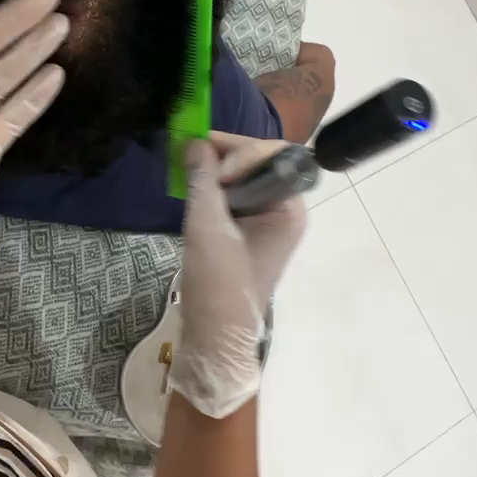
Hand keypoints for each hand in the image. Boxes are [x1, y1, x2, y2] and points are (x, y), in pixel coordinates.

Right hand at [166, 132, 307, 417]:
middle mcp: (283, 210)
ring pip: (243, 178)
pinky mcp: (246, 232)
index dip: (240, 152)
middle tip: (191, 157)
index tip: (210, 166)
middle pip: (259, 163)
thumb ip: (203, 181)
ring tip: (187, 171)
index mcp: (288, 209)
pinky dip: (212, 189)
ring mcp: (266, 222)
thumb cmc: (218, 284)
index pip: (273, 156)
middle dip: (225, 156)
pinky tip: (191, 189)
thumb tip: (194, 142)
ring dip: (215, 171)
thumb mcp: (207, 228)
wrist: (214, 335)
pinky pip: (233, 197)